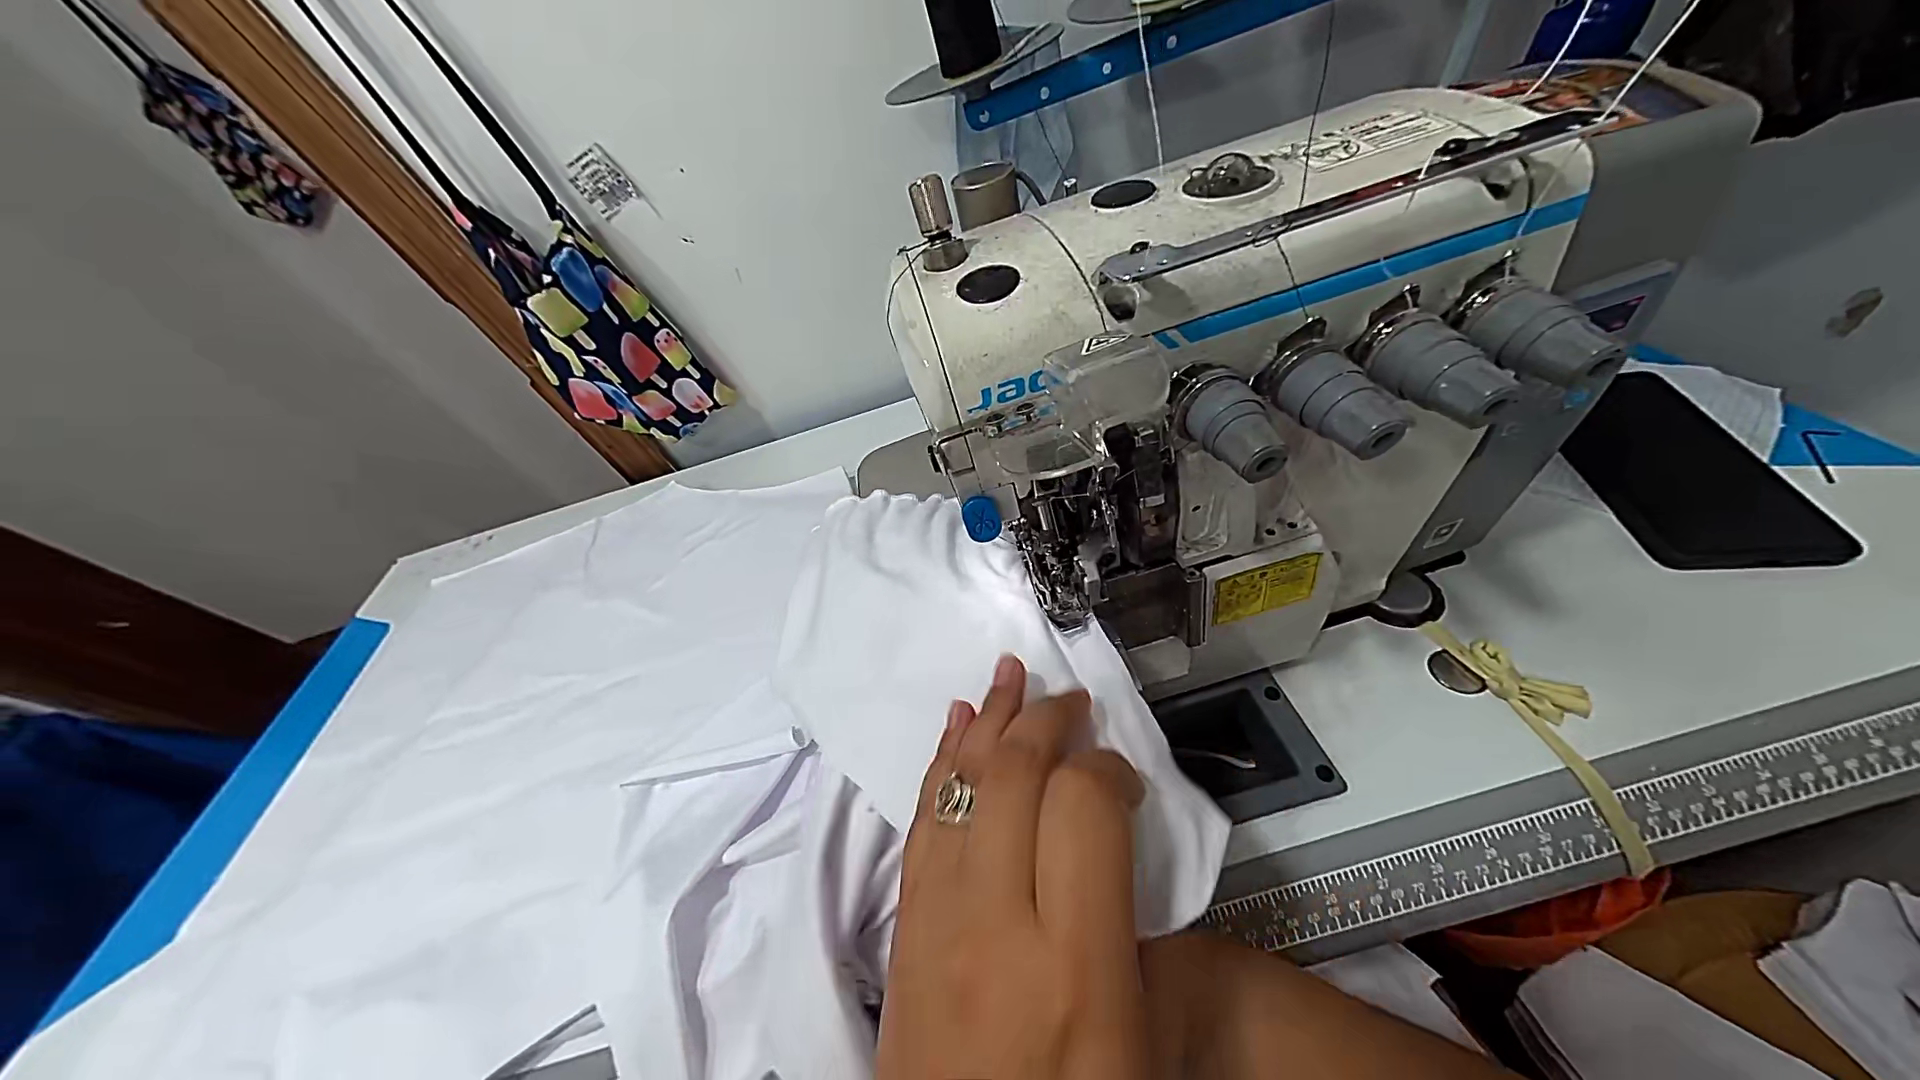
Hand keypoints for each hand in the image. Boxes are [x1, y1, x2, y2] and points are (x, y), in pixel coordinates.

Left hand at [877, 655, 1149, 1079]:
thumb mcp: (1142, 1044)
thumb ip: (1142, 936)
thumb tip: (1116, 842)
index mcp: (1076, 967)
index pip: (1083, 809)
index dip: (1107, 770)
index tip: (1120, 774)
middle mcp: (996, 930)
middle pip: (1012, 781)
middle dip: (1043, 722)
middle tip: (1067, 699)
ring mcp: (936, 923)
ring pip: (958, 788)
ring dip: (984, 723)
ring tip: (1006, 676)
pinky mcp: (903, 928)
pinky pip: (923, 823)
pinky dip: (940, 764)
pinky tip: (954, 729)